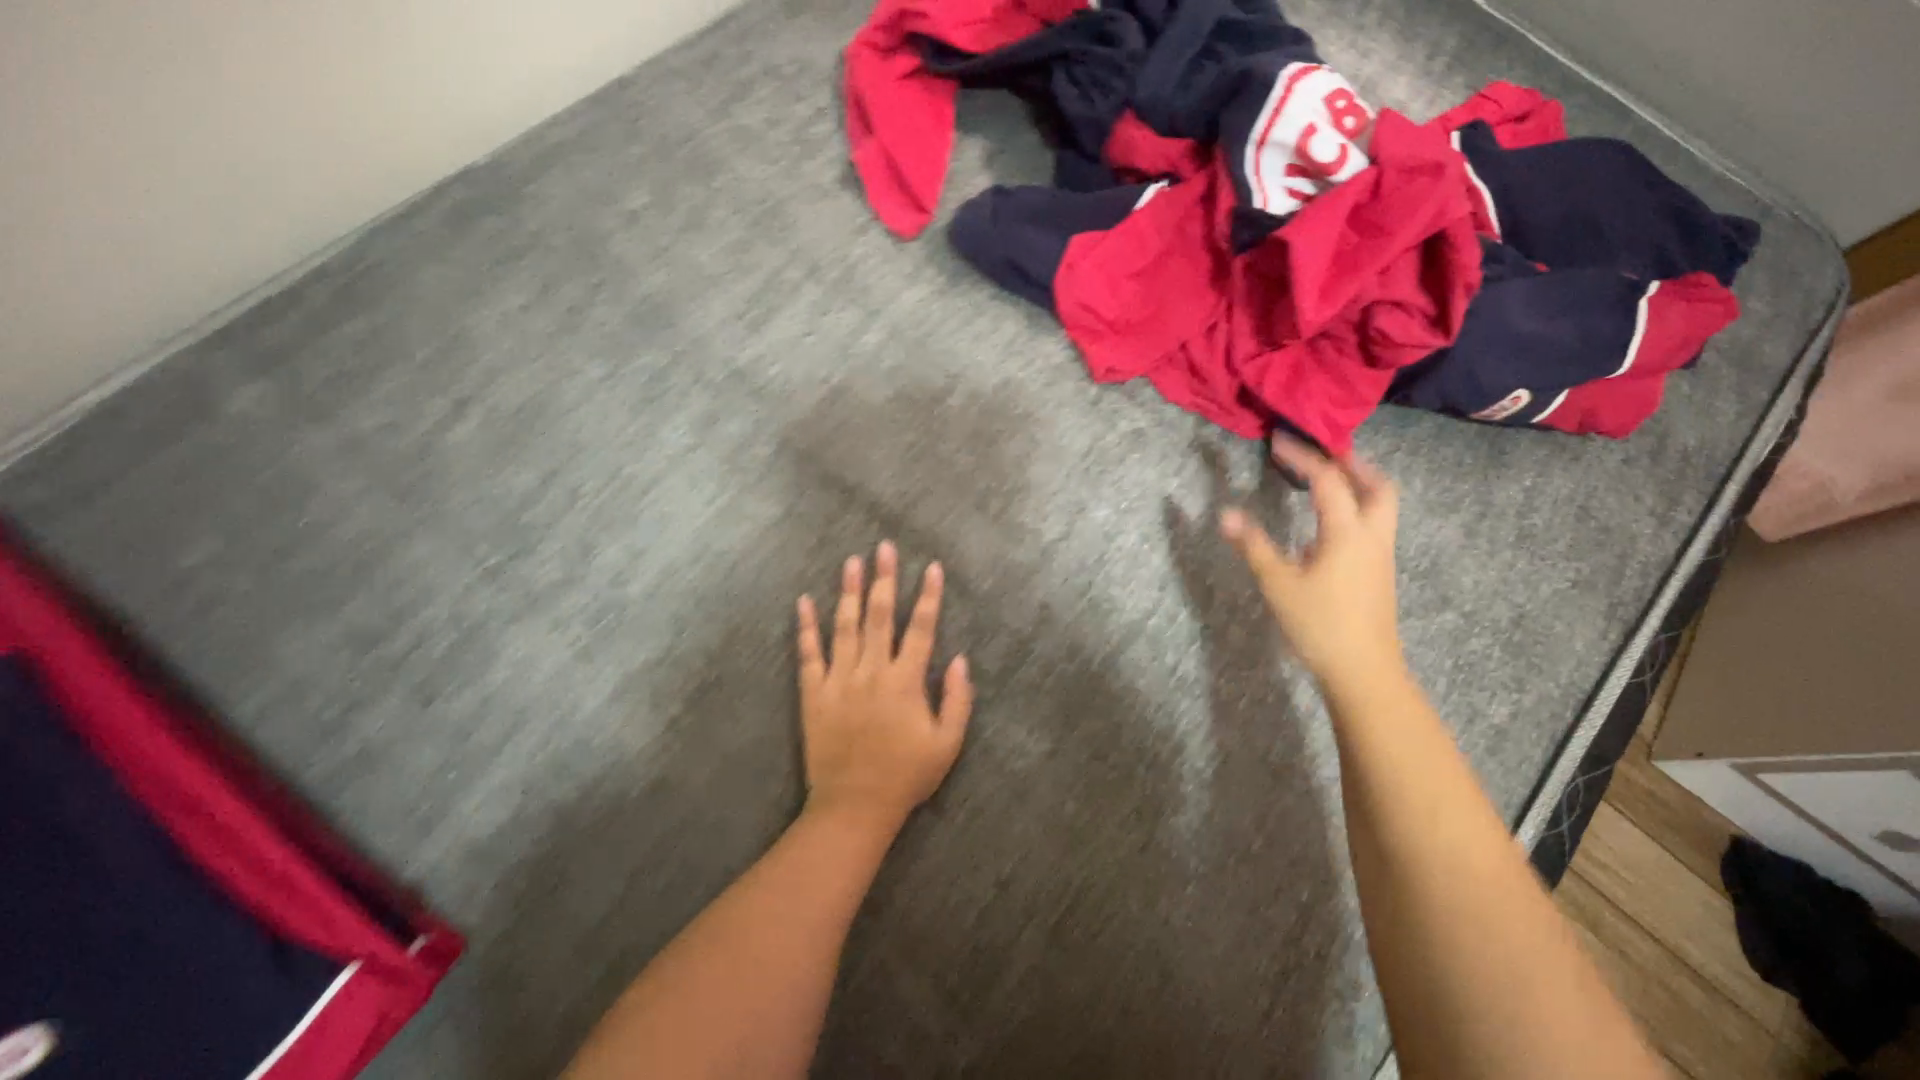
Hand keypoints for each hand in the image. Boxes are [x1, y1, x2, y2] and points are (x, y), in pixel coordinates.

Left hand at [796, 541, 972, 832]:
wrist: (854, 805)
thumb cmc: (906, 776)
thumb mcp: (947, 744)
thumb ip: (958, 700)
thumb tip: (961, 659)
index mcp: (906, 682)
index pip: (920, 629)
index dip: (928, 596)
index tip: (931, 567)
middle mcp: (872, 672)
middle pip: (879, 616)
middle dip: (884, 579)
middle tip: (884, 547)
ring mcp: (839, 681)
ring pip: (844, 626)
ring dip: (848, 591)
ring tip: (851, 561)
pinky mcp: (813, 694)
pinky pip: (808, 654)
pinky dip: (806, 627)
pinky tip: (804, 602)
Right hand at [1220, 437, 1405, 692]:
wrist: (1363, 671)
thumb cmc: (1320, 625)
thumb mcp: (1279, 584)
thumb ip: (1254, 546)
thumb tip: (1225, 513)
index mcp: (1347, 531)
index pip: (1327, 480)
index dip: (1303, 456)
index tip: (1278, 441)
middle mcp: (1371, 535)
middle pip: (1376, 485)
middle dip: (1352, 463)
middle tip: (1323, 453)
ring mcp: (1380, 555)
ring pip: (1382, 506)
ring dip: (1360, 485)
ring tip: (1330, 481)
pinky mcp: (1379, 573)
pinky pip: (1375, 526)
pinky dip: (1357, 509)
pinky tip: (1328, 526)